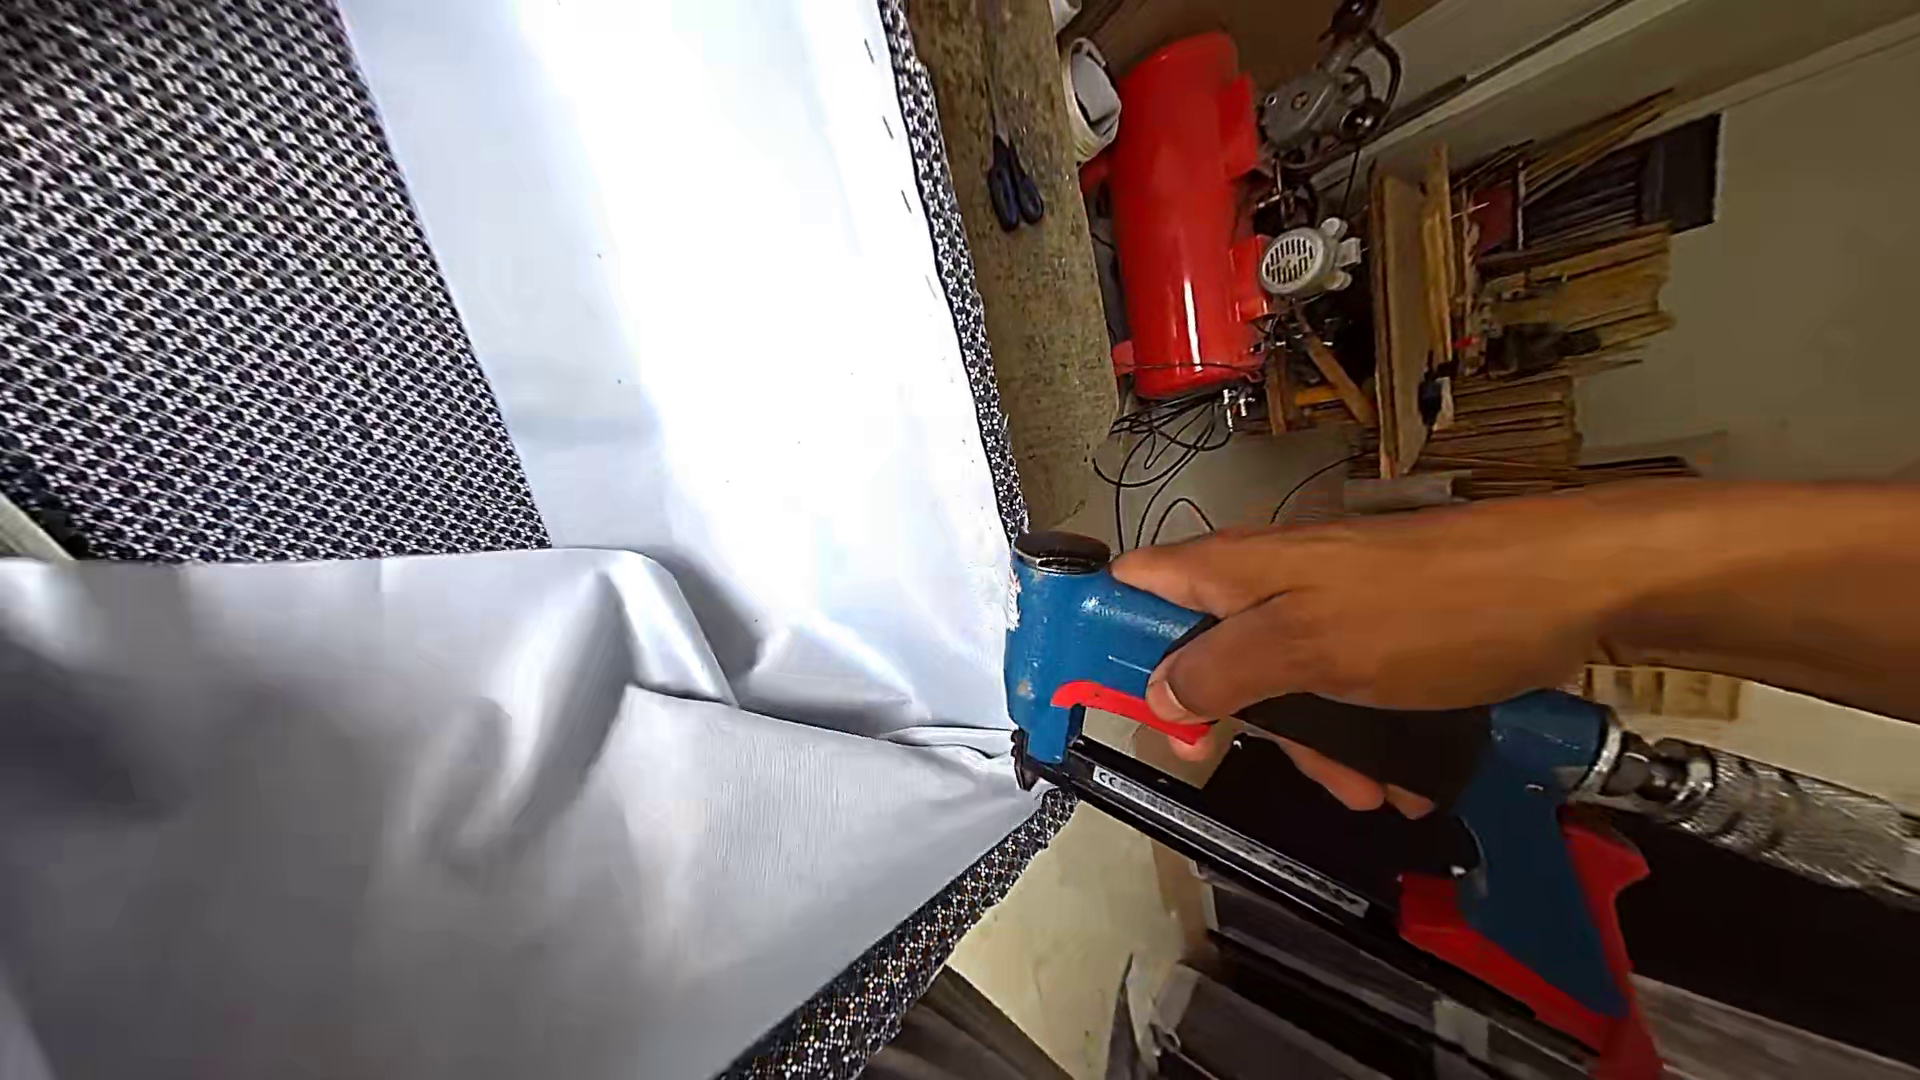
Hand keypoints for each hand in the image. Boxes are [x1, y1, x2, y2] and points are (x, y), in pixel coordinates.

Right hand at [1112, 496, 1638, 814]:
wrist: (1567, 585)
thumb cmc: (1421, 610)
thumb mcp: (1304, 649)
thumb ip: (1217, 672)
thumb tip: (1157, 698)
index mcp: (1221, 572)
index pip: (1126, 585)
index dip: (1106, 635)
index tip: (1112, 695)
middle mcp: (1250, 584)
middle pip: (1189, 645)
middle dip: (1211, 710)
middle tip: (1222, 755)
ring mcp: (1302, 605)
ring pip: (1259, 676)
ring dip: (1293, 735)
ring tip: (1356, 784)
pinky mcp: (1349, 627)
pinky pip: (1316, 682)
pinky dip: (1339, 726)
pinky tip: (1387, 770)